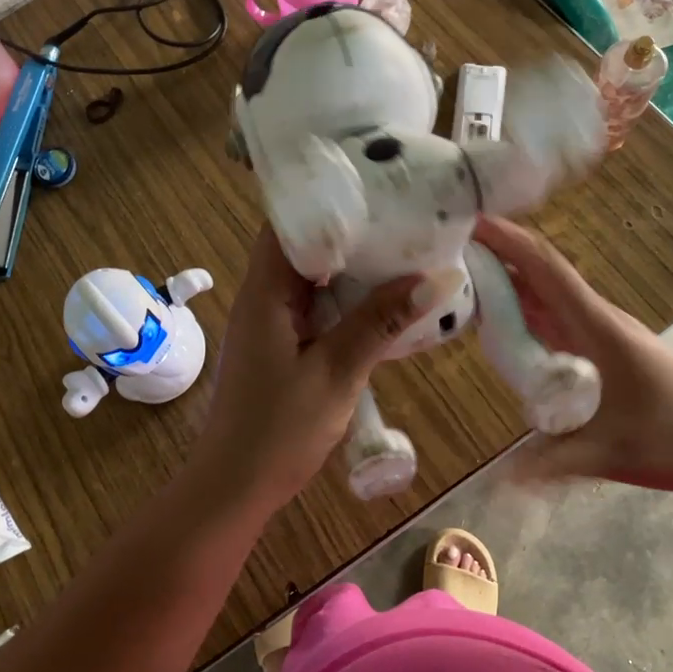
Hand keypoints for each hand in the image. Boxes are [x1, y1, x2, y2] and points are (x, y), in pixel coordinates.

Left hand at [196, 227, 439, 509]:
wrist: (235, 485)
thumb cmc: (279, 429)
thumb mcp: (336, 373)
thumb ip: (381, 322)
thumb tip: (437, 276)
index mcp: (265, 291)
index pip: (288, 224)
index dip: (329, 202)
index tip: (377, 186)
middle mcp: (262, 296)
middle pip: (303, 246)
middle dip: (351, 232)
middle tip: (406, 216)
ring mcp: (270, 321)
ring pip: (311, 278)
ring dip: (350, 268)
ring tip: (406, 249)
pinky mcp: (280, 344)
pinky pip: (314, 306)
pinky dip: (344, 299)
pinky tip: (385, 301)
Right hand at [472, 216, 672, 490]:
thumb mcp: (613, 453)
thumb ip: (554, 464)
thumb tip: (498, 480)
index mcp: (598, 327)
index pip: (546, 269)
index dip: (507, 241)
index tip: (467, 220)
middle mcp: (595, 319)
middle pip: (538, 274)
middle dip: (492, 255)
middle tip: (439, 249)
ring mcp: (599, 332)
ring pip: (544, 295)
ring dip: (503, 281)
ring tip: (454, 277)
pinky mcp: (601, 348)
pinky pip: (551, 316)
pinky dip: (519, 308)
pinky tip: (492, 320)